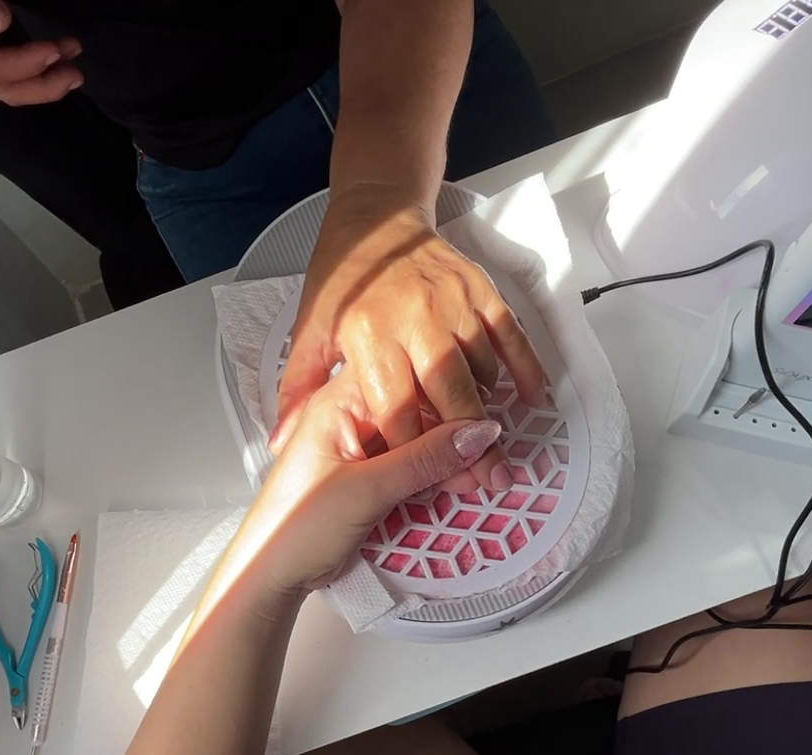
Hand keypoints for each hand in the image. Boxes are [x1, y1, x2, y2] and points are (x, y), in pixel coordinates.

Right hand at [0, 0, 81, 104]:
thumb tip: (0, 21)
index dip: (24, 64)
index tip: (54, 52)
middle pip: (4, 89)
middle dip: (44, 85)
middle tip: (76, 72)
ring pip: (10, 86)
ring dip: (46, 82)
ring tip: (74, 69)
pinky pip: (9, 72)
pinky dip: (35, 70)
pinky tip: (56, 63)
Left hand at [227, 375, 499, 597]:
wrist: (268, 574)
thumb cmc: (294, 527)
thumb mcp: (365, 491)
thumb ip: (424, 459)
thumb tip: (480, 432)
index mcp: (339, 401)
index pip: (410, 380)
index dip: (453, 404)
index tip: (486, 436)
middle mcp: (351, 415)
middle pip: (420, 410)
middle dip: (457, 439)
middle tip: (489, 470)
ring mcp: (361, 444)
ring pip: (421, 438)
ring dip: (450, 460)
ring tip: (478, 483)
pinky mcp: (368, 473)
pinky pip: (413, 463)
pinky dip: (435, 475)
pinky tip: (456, 487)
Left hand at [275, 182, 547, 495]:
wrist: (376, 213)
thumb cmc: (340, 279)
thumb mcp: (309, 331)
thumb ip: (297, 389)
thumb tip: (279, 441)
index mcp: (369, 335)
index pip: (396, 409)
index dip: (413, 452)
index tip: (430, 482)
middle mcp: (416, 319)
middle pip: (449, 396)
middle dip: (469, 446)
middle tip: (487, 482)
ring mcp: (454, 303)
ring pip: (483, 372)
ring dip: (489, 411)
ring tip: (493, 446)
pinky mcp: (481, 290)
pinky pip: (512, 337)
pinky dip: (526, 369)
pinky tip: (532, 400)